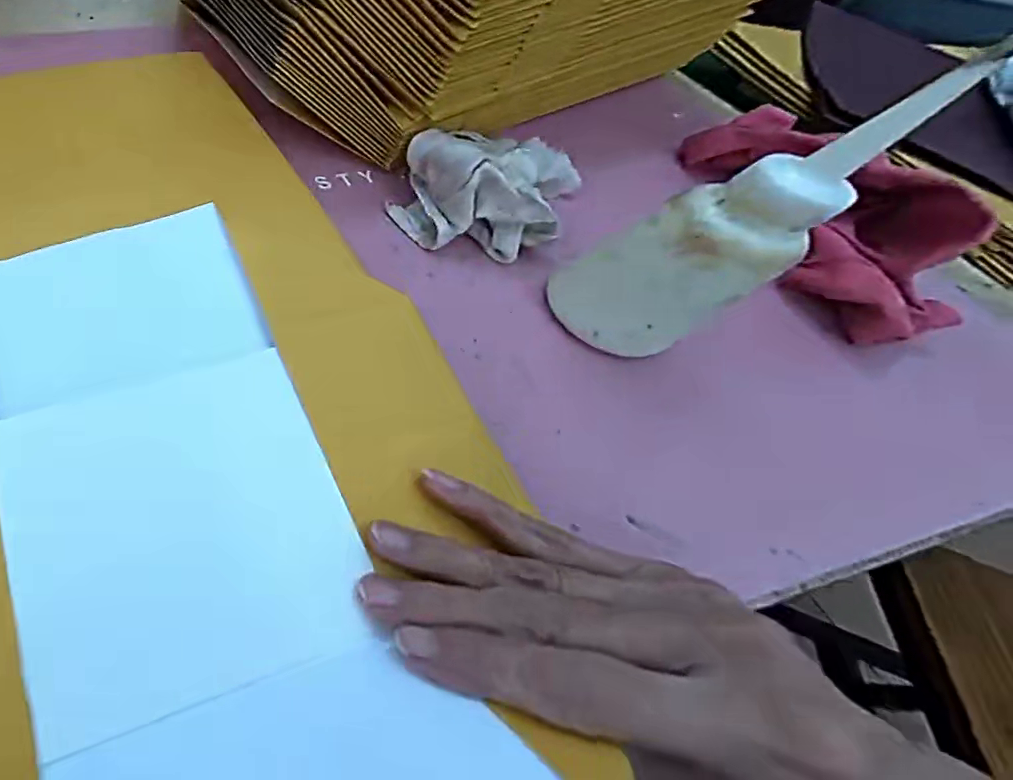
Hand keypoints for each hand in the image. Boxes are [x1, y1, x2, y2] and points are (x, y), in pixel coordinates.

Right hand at [357, 471, 979, 779]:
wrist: (865, 774)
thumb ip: (586, 731)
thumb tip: (476, 681)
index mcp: (731, 716)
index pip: (570, 677)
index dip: (481, 661)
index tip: (405, 646)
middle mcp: (701, 640)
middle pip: (543, 612)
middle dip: (446, 601)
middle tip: (371, 587)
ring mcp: (678, 593)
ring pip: (539, 568)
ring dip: (450, 552)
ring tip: (384, 534)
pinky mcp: (656, 570)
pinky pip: (560, 539)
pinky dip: (490, 514)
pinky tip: (439, 485)